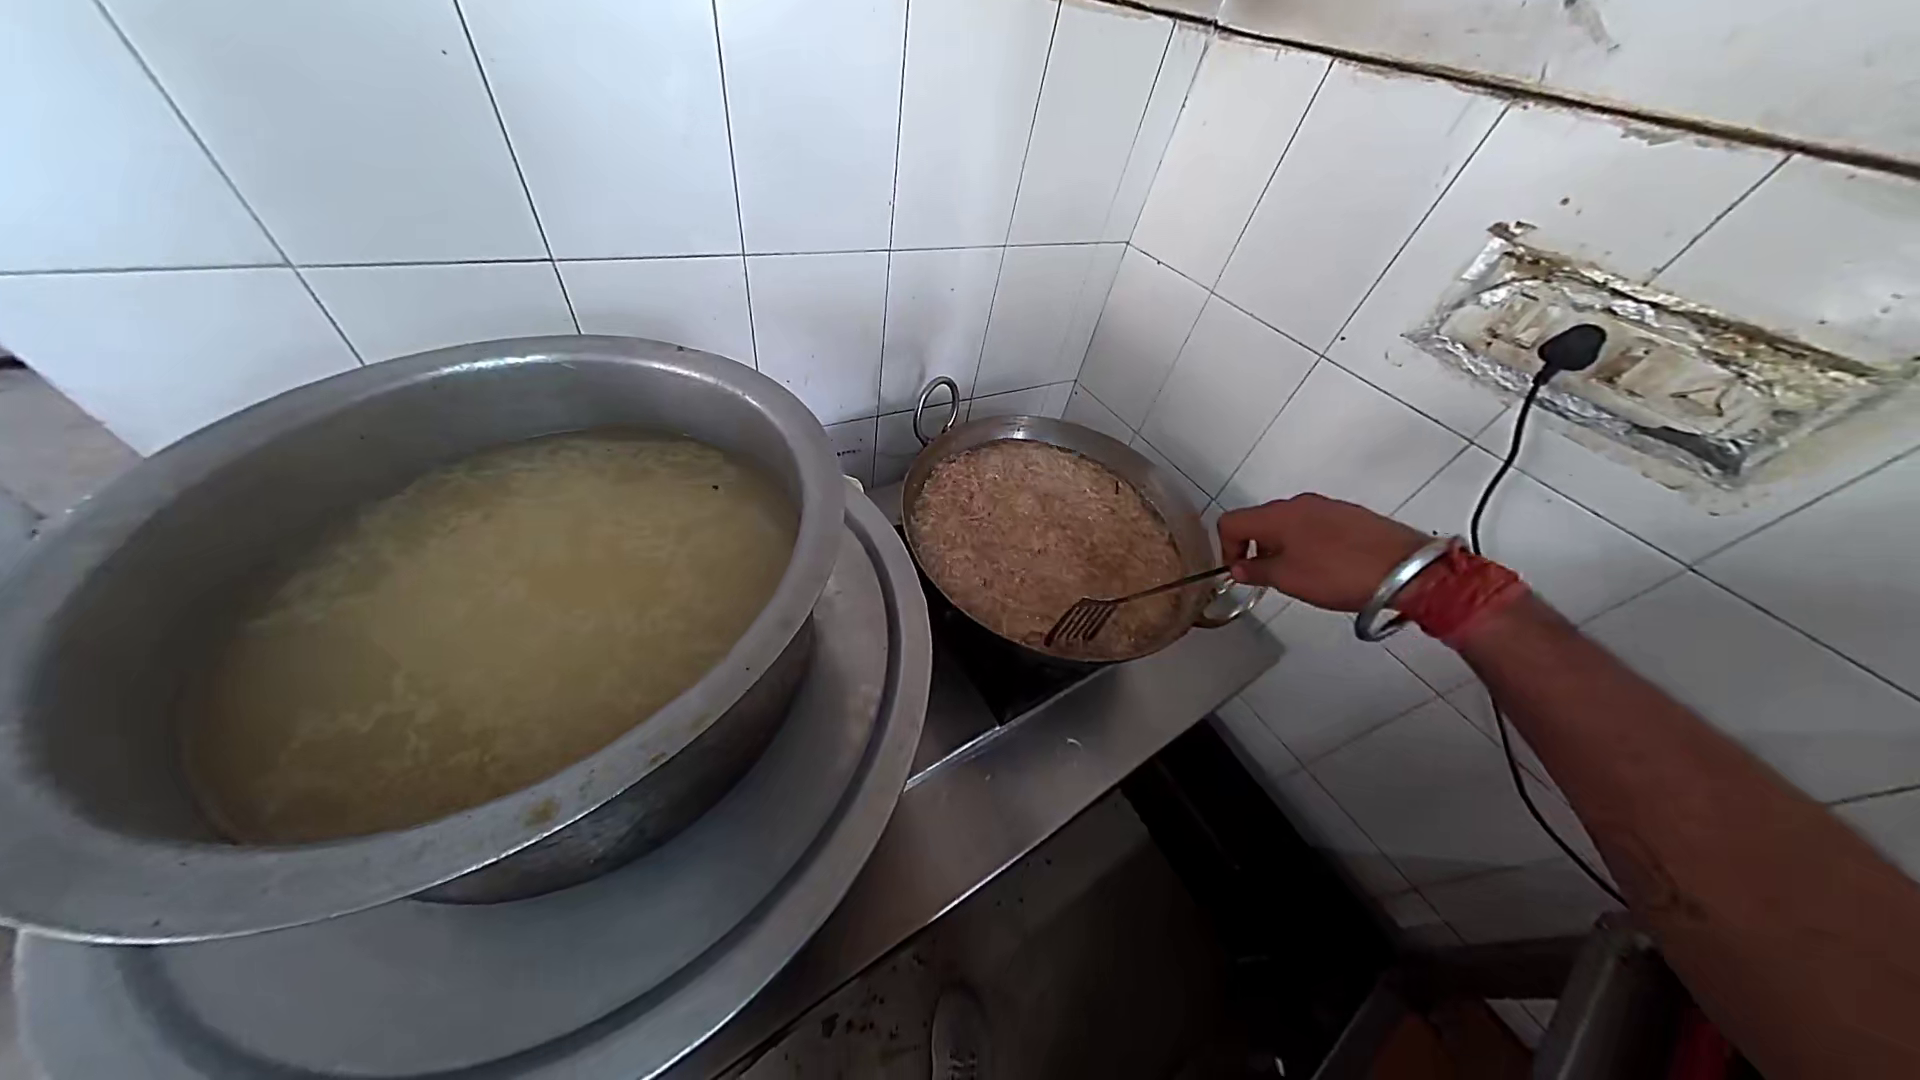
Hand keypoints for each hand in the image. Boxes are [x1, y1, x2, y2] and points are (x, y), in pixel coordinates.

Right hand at [1216, 495, 1432, 612]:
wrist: (1407, 570)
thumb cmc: (1339, 574)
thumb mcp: (1288, 579)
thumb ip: (1256, 571)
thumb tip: (1239, 567)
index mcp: (1277, 515)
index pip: (1231, 522)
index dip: (1226, 548)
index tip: (1239, 572)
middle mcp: (1299, 503)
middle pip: (1258, 520)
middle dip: (1254, 548)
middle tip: (1266, 576)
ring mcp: (1327, 506)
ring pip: (1287, 523)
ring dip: (1281, 546)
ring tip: (1298, 575)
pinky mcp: (1350, 515)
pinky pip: (1313, 525)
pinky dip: (1306, 543)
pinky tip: (1324, 567)